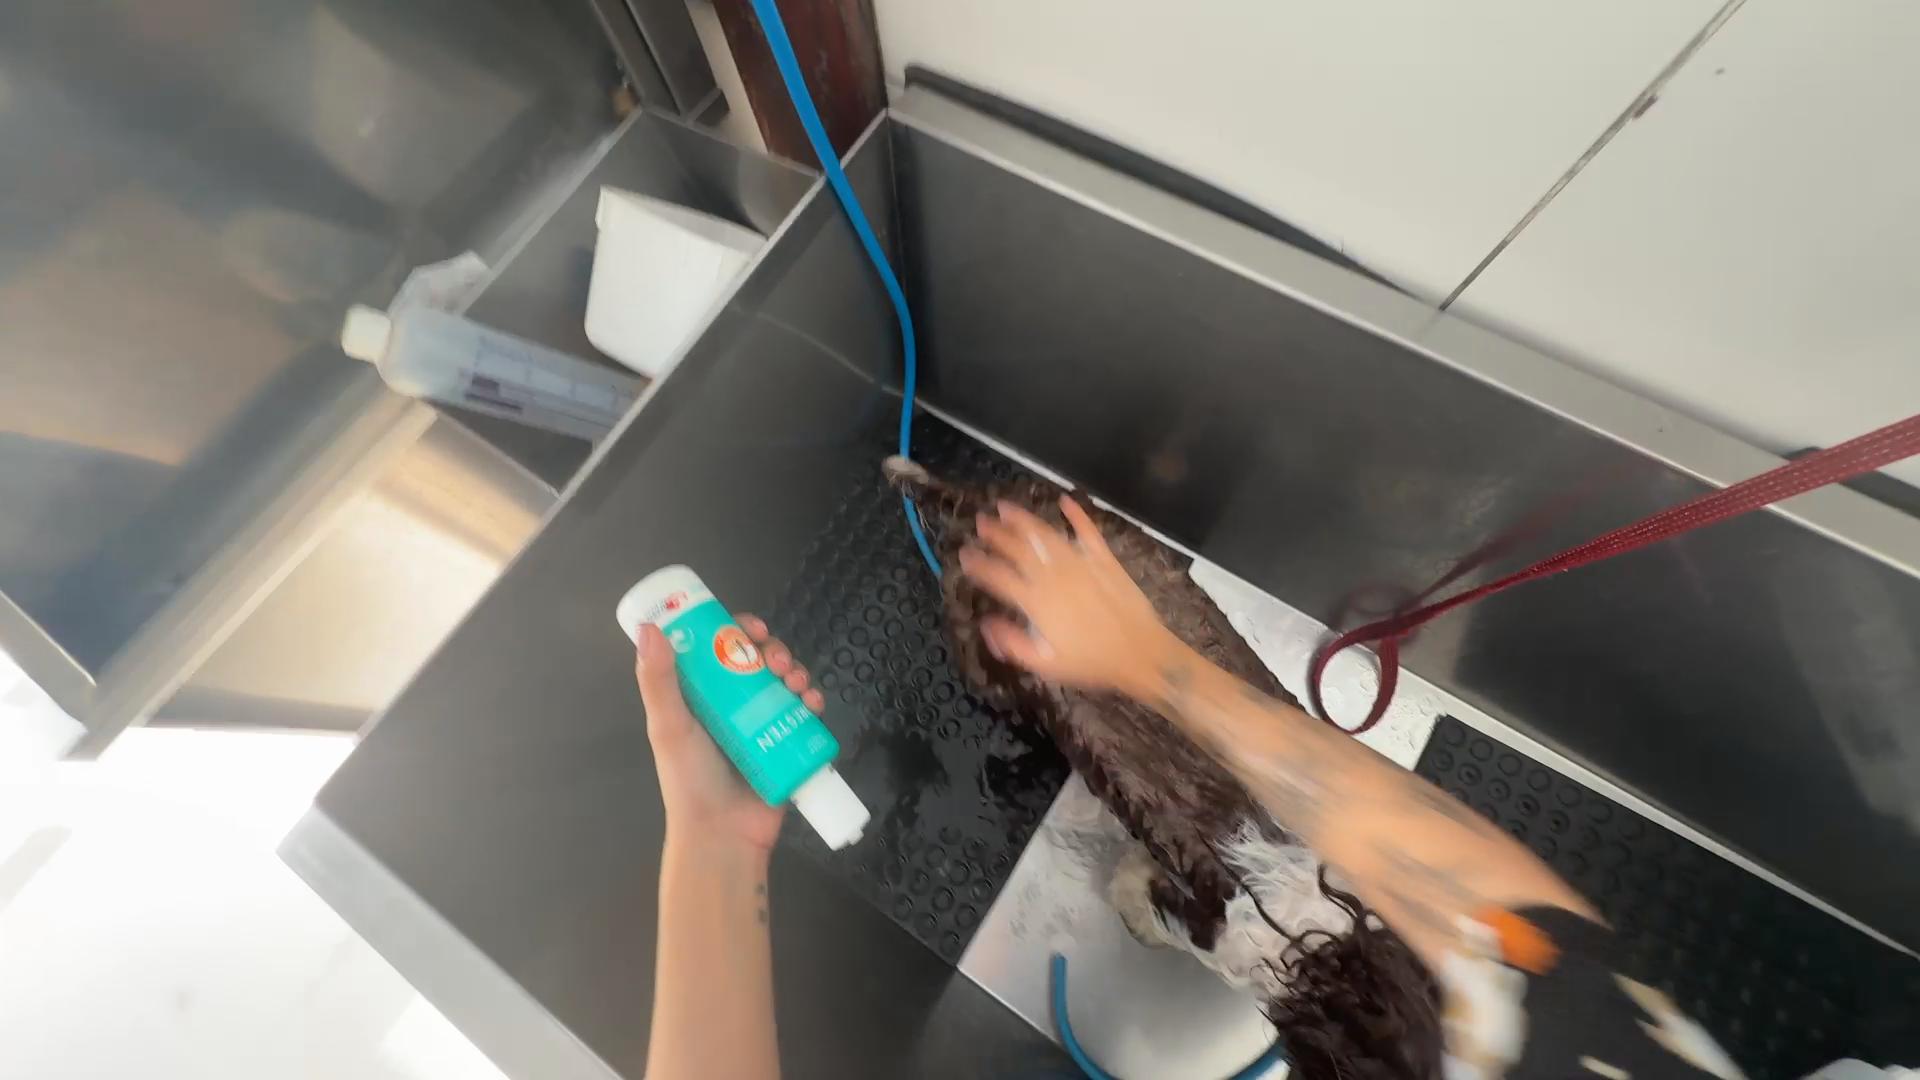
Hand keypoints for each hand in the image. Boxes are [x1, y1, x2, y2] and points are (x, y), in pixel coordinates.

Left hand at [636, 614, 823, 855]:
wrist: (724, 834)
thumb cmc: (690, 780)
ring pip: (786, 679)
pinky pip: (806, 709)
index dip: (738, 629)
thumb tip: (649, 627)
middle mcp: (734, 702)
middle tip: (776, 661)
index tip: (752, 628)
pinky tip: (812, 703)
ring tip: (797, 683)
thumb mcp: (669, 727)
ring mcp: (764, 720)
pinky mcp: (788, 739)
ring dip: (797, 670)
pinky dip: (813, 699)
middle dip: (774, 650)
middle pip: (760, 658)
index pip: (721, 646)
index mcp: (702, 693)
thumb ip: (658, 681)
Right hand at [958, 495, 1182, 698]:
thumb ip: (1013, 644)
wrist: (1140, 653)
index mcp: (1036, 601)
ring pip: (1046, 534)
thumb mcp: (1045, 665)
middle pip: (1019, 548)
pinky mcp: (1104, 559)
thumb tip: (987, 624)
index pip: (999, 576)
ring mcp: (1080, 563)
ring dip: (1024, 519)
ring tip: (1007, 507)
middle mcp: (1054, 575)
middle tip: (980, 521)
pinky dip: (1076, 514)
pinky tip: (1065, 500)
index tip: (964, 555)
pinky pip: (1087, 531)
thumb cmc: (1091, 663)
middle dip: (996, 533)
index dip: (979, 565)